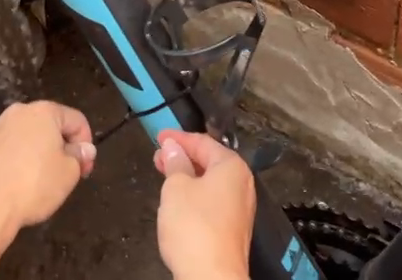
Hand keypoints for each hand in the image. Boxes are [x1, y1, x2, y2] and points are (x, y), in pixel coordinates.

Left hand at [0, 100, 96, 232]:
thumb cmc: (34, 186)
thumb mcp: (69, 174)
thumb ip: (79, 156)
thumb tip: (83, 149)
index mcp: (44, 111)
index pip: (76, 120)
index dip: (86, 145)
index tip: (84, 169)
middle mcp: (18, 112)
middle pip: (49, 126)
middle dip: (60, 147)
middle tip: (64, 174)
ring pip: (24, 137)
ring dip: (36, 153)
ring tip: (38, 181)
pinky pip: (4, 151)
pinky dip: (13, 162)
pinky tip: (14, 184)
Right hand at [154, 131, 254, 279]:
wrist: (212, 279)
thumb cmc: (194, 227)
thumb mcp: (176, 187)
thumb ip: (174, 163)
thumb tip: (173, 147)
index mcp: (232, 166)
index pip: (203, 142)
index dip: (178, 138)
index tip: (159, 136)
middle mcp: (242, 184)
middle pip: (209, 162)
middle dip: (182, 158)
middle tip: (159, 157)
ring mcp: (240, 209)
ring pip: (210, 183)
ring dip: (187, 178)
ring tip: (165, 177)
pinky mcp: (233, 230)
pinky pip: (212, 202)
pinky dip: (195, 196)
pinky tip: (179, 203)